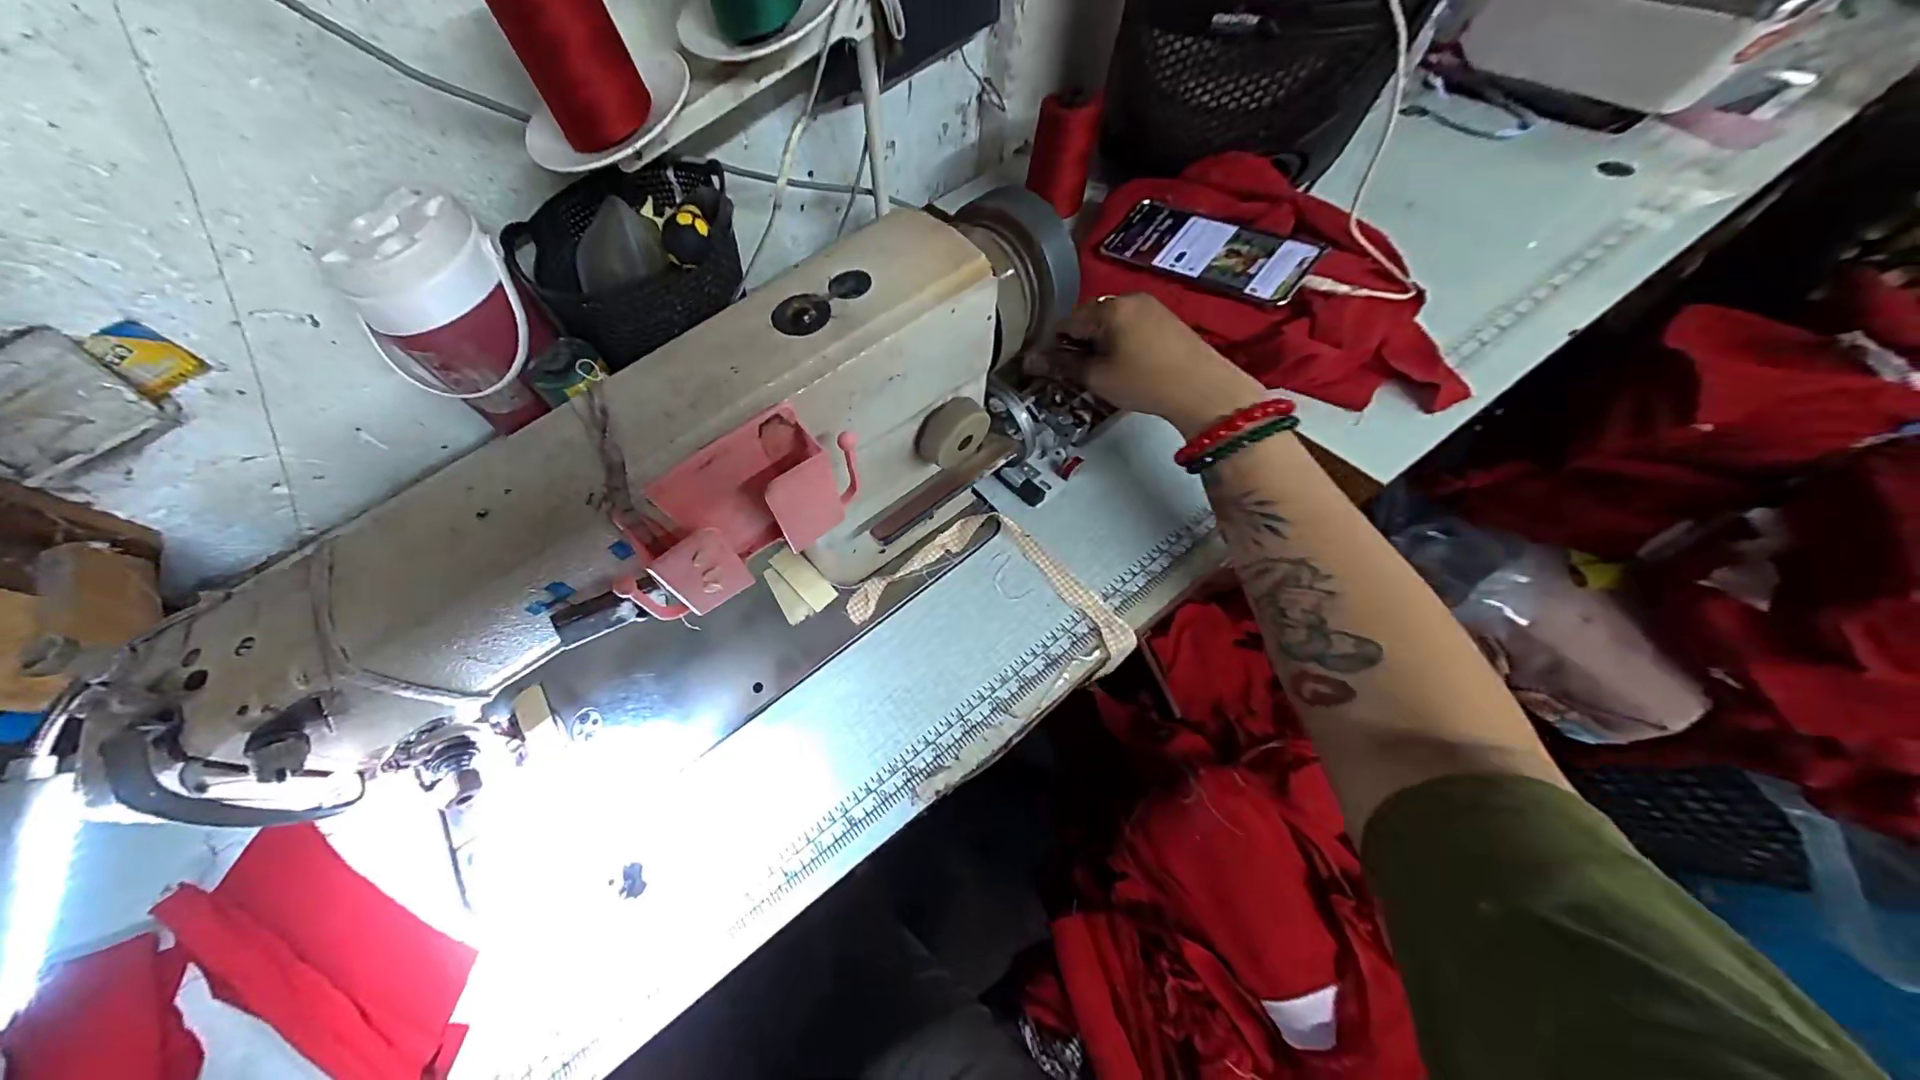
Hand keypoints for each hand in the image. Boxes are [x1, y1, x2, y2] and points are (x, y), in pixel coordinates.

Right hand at [1032, 294, 1265, 438]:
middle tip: (1077, 373)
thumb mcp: (1098, 377)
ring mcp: (1150, 306)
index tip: (1050, 368)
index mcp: (1108, 307)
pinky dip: (1119, 341)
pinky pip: (1130, 324)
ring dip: (1099, 343)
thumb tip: (1031, 360)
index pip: (1066, 322)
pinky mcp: (1165, 319)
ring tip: (1102, 372)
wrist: (1203, 389)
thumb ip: (1062, 365)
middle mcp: (1129, 298)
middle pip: (1089, 318)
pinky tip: (1125, 365)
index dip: (1054, 346)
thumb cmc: (1145, 382)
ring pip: (1110, 322)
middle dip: (1078, 343)